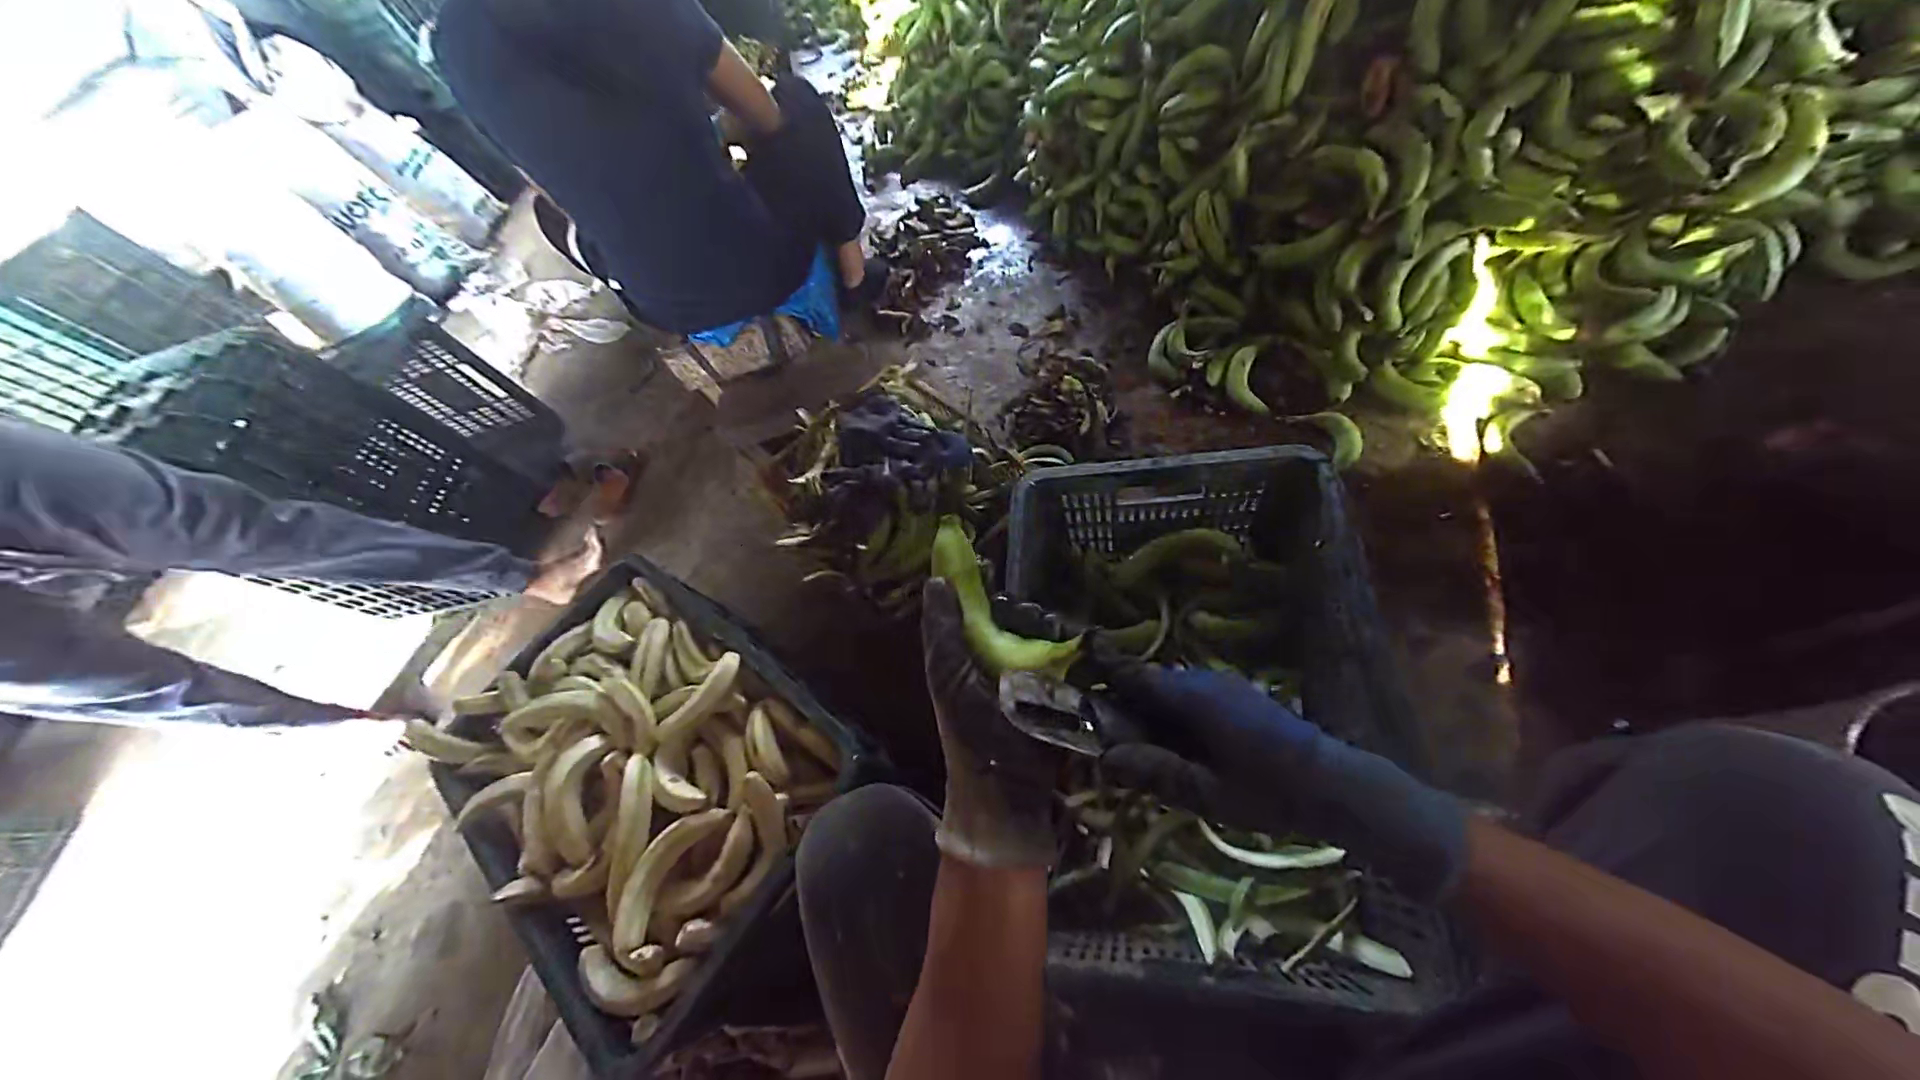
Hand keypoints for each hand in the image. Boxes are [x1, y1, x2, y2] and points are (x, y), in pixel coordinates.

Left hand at [922, 579, 1058, 867]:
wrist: (1004, 783)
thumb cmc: (967, 726)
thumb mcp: (946, 673)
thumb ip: (941, 628)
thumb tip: (936, 578)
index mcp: (973, 649)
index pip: (986, 607)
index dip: (992, 591)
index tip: (999, 578)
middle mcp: (1005, 656)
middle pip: (1023, 618)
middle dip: (1028, 613)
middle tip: (1033, 620)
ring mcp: (1036, 673)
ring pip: (1050, 635)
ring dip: (1053, 630)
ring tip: (1054, 636)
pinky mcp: (1064, 690)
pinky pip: (1074, 658)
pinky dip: (1076, 650)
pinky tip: (1079, 649)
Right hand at [1100, 664, 1467, 900]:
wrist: (1337, 786)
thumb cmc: (1268, 790)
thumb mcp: (1205, 791)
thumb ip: (1154, 770)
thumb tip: (1105, 759)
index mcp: (1189, 696)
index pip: (1132, 671)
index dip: (1101, 664)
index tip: (1076, 661)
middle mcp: (1202, 680)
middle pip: (1148, 682)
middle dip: (1122, 700)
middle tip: (1103, 732)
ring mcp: (1223, 686)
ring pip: (1170, 690)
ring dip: (1149, 710)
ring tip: (1137, 745)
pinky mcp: (1238, 698)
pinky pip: (1191, 698)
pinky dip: (1172, 715)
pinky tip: (1176, 746)